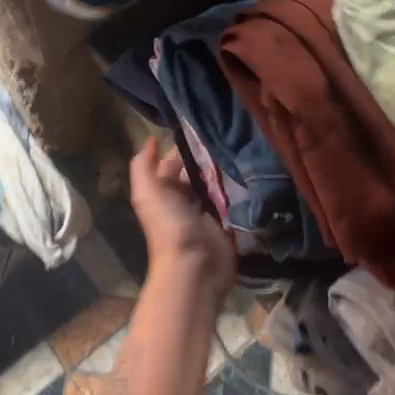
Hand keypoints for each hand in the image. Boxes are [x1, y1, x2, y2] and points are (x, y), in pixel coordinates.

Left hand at [129, 137, 235, 293]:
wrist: (195, 268)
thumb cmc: (169, 226)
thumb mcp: (147, 193)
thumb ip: (143, 166)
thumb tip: (152, 140)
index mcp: (162, 192)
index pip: (172, 163)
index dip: (182, 147)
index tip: (202, 126)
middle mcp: (183, 200)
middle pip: (195, 172)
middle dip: (207, 156)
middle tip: (228, 134)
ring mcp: (206, 212)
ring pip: (215, 184)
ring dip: (224, 170)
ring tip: (242, 147)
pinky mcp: (226, 223)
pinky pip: (233, 200)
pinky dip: (239, 188)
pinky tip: (250, 171)